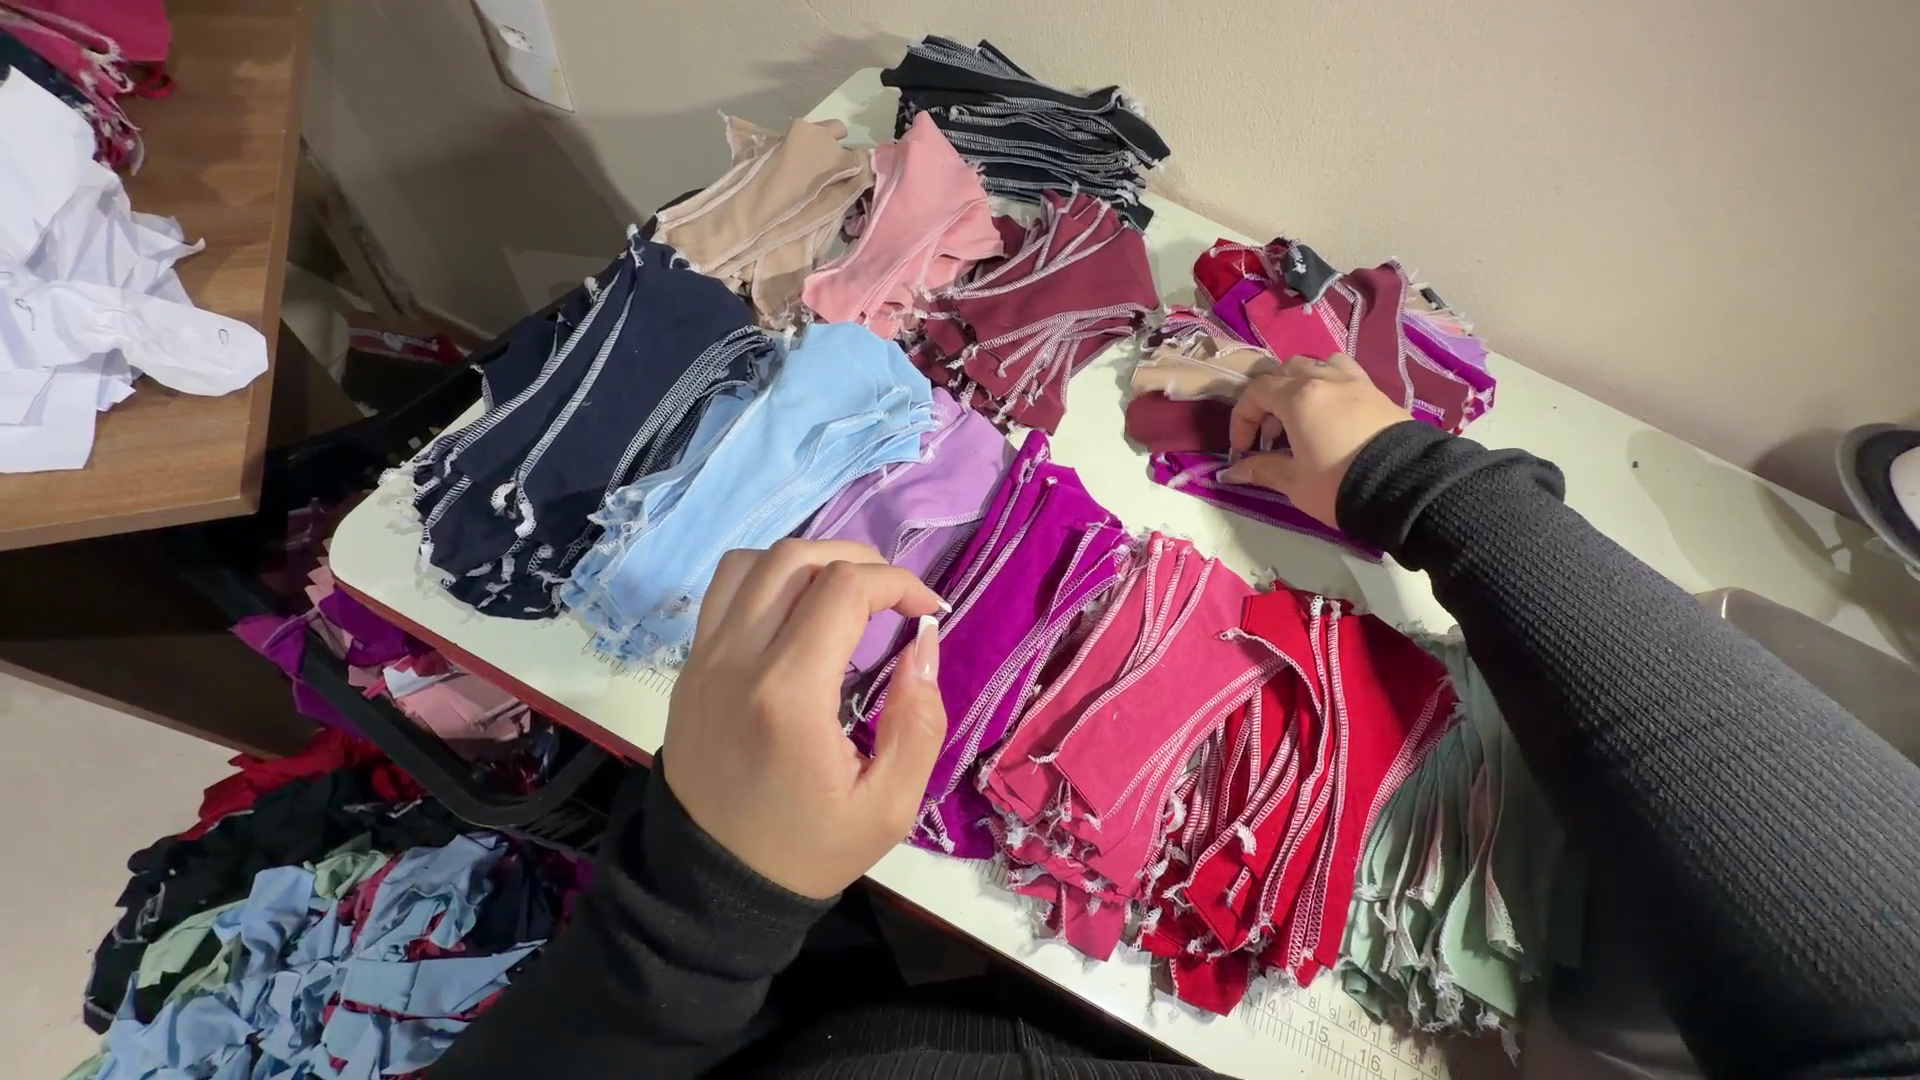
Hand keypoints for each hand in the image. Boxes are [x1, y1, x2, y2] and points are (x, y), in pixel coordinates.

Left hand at [663, 539, 946, 898]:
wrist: (709, 885)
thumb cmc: (806, 849)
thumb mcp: (889, 806)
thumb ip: (919, 720)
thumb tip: (923, 643)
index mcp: (789, 695)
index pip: (845, 589)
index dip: (899, 583)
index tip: (928, 612)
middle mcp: (738, 660)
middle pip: (798, 558)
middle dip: (861, 561)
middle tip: (895, 597)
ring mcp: (704, 658)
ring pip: (755, 561)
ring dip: (811, 561)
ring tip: (847, 594)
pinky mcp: (690, 666)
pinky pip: (726, 590)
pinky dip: (769, 578)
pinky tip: (798, 611)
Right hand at [1218, 354, 1412, 527]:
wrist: (1407, 488)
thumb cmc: (1339, 483)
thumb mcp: (1295, 482)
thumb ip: (1262, 469)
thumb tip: (1233, 471)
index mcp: (1299, 398)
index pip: (1257, 392)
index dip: (1242, 418)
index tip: (1243, 448)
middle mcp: (1326, 380)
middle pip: (1287, 371)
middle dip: (1271, 399)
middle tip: (1272, 433)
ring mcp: (1356, 383)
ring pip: (1320, 365)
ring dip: (1303, 384)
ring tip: (1303, 415)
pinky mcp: (1379, 394)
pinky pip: (1347, 375)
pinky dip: (1331, 388)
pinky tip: (1332, 417)